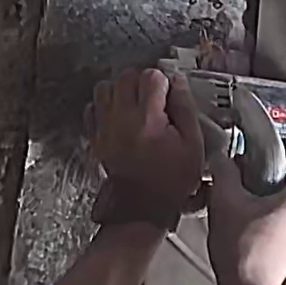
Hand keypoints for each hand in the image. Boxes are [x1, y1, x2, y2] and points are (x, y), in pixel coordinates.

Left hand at [85, 69, 204, 226]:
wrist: (141, 208)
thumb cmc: (170, 181)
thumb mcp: (193, 145)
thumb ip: (186, 109)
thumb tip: (178, 82)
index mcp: (147, 119)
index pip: (151, 76)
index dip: (164, 83)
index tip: (170, 97)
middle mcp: (120, 118)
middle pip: (126, 77)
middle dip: (142, 83)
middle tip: (155, 100)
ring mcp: (104, 127)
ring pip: (105, 88)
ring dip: (121, 91)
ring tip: (136, 106)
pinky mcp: (95, 137)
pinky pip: (92, 108)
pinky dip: (105, 106)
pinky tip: (120, 117)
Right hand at [205, 135, 285, 284]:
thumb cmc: (241, 247)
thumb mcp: (226, 201)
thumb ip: (225, 170)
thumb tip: (223, 154)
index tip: (269, 144)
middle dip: (272, 165)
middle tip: (245, 165)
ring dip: (268, 186)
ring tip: (239, 188)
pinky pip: (285, 212)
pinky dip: (268, 204)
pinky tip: (243, 210)